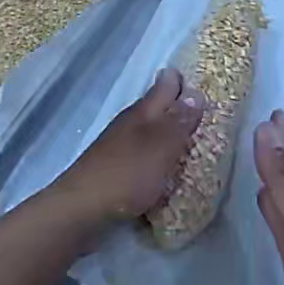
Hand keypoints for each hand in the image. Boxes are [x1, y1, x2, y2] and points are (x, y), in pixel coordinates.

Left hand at [49, 68, 203, 228]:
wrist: (83, 206)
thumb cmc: (127, 173)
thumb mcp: (161, 146)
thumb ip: (178, 122)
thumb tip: (196, 92)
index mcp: (143, 113)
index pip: (164, 86)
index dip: (179, 80)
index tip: (199, 79)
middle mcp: (129, 123)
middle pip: (155, 106)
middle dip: (174, 105)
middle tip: (200, 108)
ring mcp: (118, 144)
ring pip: (147, 129)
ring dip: (165, 130)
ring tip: (186, 138)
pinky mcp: (113, 166)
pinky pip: (141, 151)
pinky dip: (154, 153)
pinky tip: (162, 166)